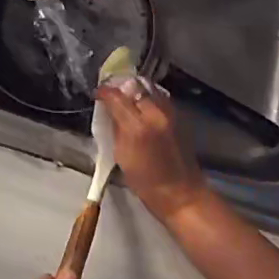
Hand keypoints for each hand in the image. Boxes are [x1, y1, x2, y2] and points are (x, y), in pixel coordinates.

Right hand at [96, 78, 206, 220]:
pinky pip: (160, 97)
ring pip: (150, 88)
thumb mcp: (122, 156)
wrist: (181, 192)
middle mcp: (155, 113)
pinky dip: (149, 97)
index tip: (97, 94)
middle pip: (135, 86)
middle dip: (121, 87)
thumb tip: (111, 111)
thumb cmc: (146, 182)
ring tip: (126, 98)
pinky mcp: (179, 116)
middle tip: (112, 94)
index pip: (117, 97)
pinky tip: (142, 107)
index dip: (105, 92)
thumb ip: (116, 129)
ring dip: (136, 90)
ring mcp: (170, 112)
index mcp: (137, 127)